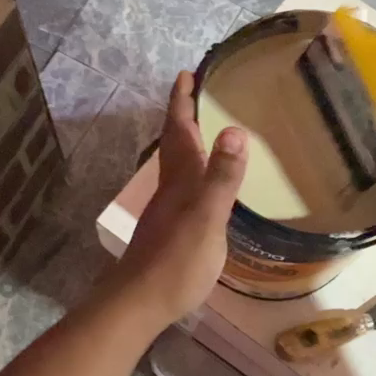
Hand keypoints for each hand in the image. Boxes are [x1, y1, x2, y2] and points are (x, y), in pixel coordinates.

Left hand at [106, 71, 246, 325]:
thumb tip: (235, 130)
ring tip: (205, 129)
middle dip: (185, 115)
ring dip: (188, 142)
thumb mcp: (206, 218)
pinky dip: (196, 172)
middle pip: (175, 143)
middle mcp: (171, 188)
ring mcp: (169, 210)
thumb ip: (221, 177)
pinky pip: (185, 187)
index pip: (179, 130)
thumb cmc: (176, 261)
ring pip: (178, 165)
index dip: (183, 101)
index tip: (188, 72)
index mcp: (180, 179)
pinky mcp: (172, 229)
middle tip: (198, 91)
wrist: (140, 303)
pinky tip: (206, 185)